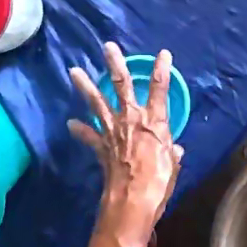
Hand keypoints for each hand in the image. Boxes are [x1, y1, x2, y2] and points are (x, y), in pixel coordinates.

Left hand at [68, 44, 183, 243]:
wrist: (132, 200)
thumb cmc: (159, 183)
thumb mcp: (172, 166)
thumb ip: (171, 153)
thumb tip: (174, 150)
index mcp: (155, 121)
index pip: (160, 88)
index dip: (162, 69)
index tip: (162, 53)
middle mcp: (132, 118)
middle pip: (122, 84)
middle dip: (115, 63)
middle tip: (107, 46)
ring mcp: (113, 130)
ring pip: (97, 101)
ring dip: (85, 85)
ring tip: (73, 70)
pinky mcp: (100, 145)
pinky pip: (88, 135)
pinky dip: (80, 129)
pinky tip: (71, 123)